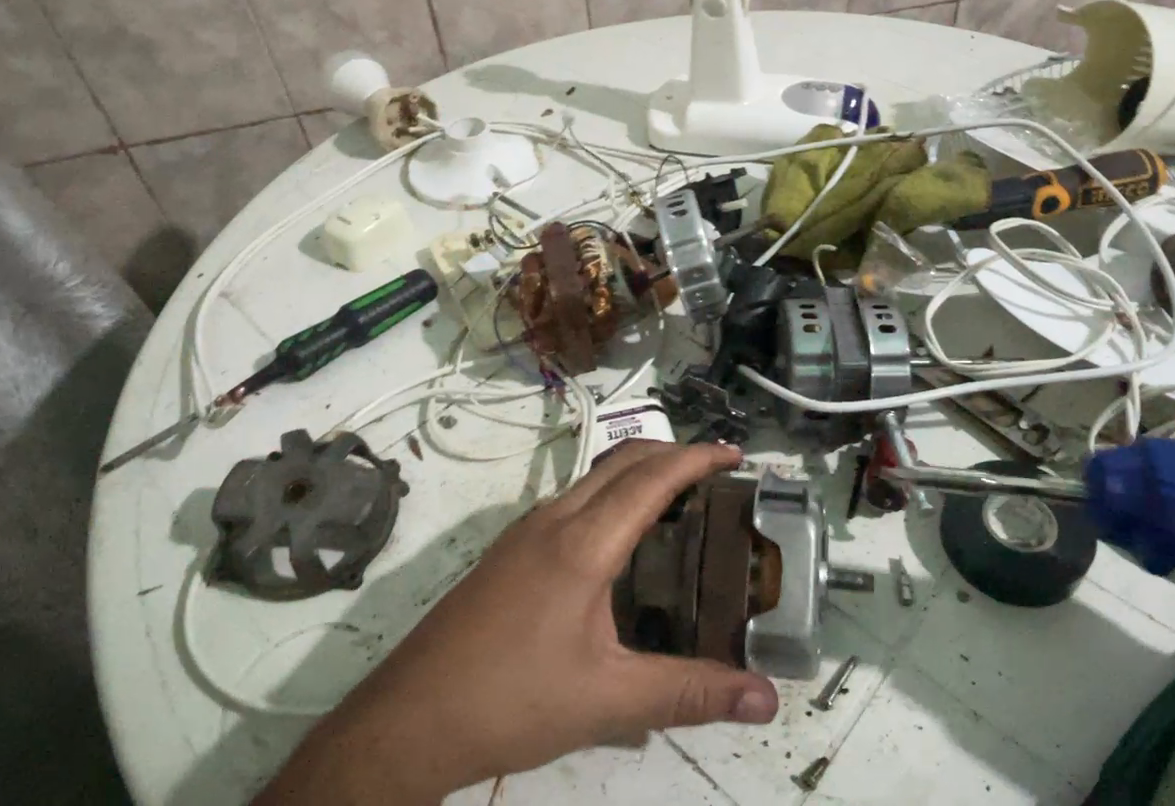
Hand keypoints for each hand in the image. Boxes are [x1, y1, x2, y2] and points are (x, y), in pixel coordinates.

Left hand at [254, 440, 778, 804]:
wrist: (408, 721)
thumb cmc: (511, 701)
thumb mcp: (609, 701)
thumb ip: (690, 694)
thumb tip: (767, 700)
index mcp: (583, 544)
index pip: (651, 478)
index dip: (697, 457)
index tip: (736, 453)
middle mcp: (552, 522)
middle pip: (621, 462)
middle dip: (672, 453)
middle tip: (717, 472)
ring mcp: (523, 535)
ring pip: (592, 480)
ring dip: (638, 473)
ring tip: (679, 500)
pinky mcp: (506, 555)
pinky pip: (571, 502)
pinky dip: (610, 496)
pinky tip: (620, 542)